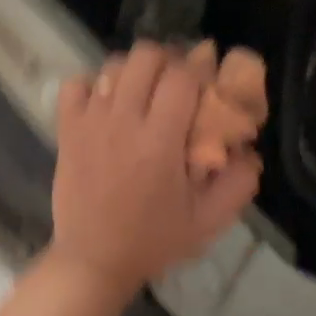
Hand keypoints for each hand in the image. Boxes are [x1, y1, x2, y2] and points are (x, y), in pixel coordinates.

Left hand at [51, 42, 263, 292]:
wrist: (94, 260)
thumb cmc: (153, 240)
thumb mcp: (207, 221)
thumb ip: (237, 183)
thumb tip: (248, 148)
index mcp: (160, 141)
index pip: (182, 76)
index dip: (198, 70)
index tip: (205, 83)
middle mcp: (124, 121)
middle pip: (146, 56)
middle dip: (167, 61)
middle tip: (176, 83)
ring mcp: (91, 121)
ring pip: (113, 65)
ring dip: (133, 71)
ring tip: (143, 92)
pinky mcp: (67, 128)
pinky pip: (75, 84)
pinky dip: (92, 85)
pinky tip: (106, 104)